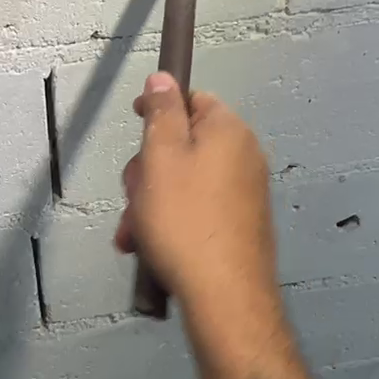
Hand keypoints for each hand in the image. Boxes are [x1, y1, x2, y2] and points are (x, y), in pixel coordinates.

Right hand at [115, 73, 278, 317]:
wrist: (225, 300)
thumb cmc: (185, 220)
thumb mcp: (160, 156)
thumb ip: (161, 112)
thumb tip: (164, 78)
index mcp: (228, 131)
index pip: (191, 98)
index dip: (158, 109)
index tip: (134, 125)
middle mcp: (243, 156)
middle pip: (183, 144)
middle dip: (148, 168)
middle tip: (133, 194)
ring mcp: (244, 194)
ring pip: (184, 182)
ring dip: (151, 201)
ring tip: (134, 232)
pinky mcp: (240, 227)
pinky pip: (196, 209)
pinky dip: (170, 222)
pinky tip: (149, 248)